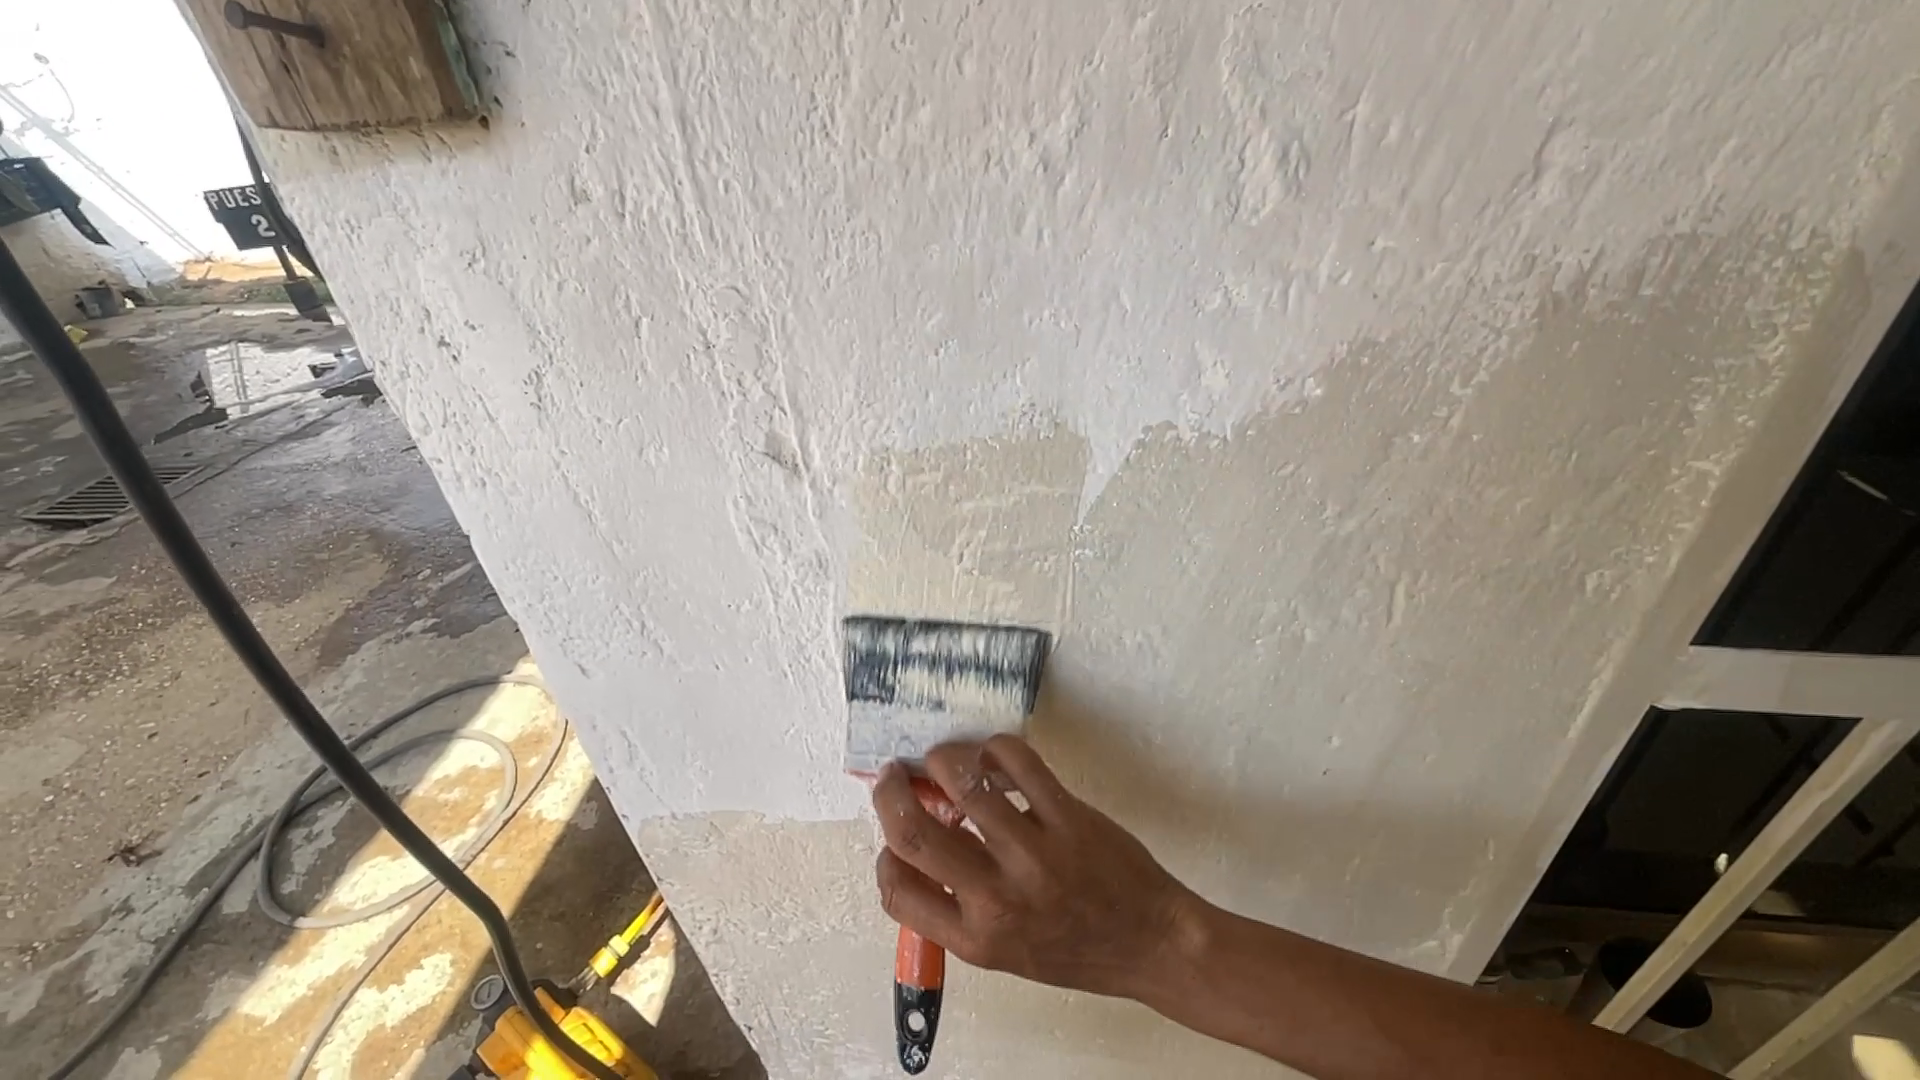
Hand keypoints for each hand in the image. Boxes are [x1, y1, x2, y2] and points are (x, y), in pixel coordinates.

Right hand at [871, 734, 1200, 999]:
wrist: (1150, 942)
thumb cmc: (1073, 948)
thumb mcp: (1004, 951)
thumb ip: (957, 907)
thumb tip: (921, 845)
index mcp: (975, 938)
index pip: (898, 891)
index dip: (884, 854)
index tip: (894, 833)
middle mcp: (996, 898)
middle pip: (913, 832)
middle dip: (891, 791)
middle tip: (895, 773)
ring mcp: (1033, 854)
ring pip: (963, 782)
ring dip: (942, 758)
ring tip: (945, 757)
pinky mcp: (1067, 817)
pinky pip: (1016, 761)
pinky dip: (994, 747)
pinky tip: (995, 756)